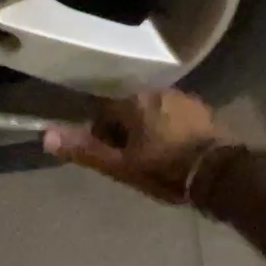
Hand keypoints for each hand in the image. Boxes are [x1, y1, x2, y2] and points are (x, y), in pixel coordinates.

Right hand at [43, 90, 227, 203]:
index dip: (103, 137)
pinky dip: (171, 130)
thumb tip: (45, 135)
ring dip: (149, 130)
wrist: (220, 174)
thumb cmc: (164, 170)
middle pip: (128, 110)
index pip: (103, 113)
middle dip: (127, 133)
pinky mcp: (203, 110)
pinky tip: (177, 152)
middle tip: (135, 162)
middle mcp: (156, 91)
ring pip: (152, 113)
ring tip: (157, 159)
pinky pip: (175, 116)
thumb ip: (85, 149)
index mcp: (132, 101)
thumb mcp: (120, 166)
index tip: (114, 159)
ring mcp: (183, 98)